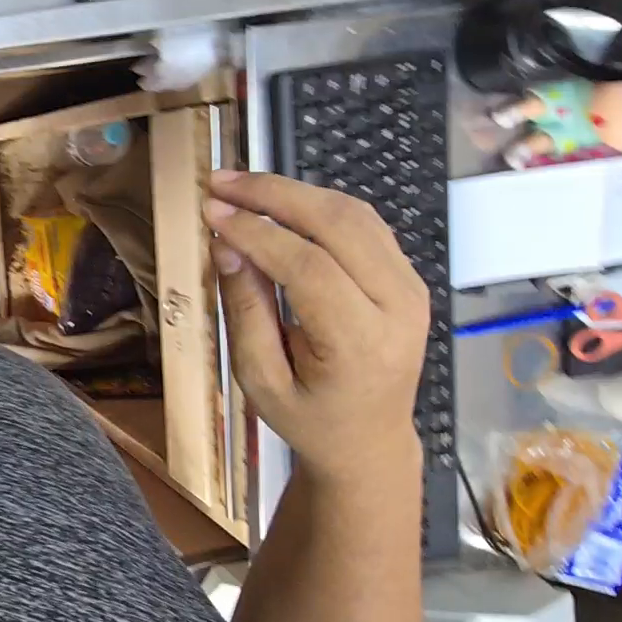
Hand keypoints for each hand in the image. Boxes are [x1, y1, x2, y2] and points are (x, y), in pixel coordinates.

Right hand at [205, 172, 428, 483]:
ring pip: (354, 214)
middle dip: (274, 195)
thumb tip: (227, 247)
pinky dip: (316, 204)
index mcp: (360, 343)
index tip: (210, 212)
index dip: (256, 233)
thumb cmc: (306, 418)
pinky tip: (276, 201)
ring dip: (293, 191)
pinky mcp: (406, 276)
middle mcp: (398, 306)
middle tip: (219, 181)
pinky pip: (363, 223)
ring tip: (239, 184)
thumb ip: (246, 311)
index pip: (308, 267)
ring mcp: (410, 286)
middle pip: (338, 225)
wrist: (368, 440)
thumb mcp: (259, 379)